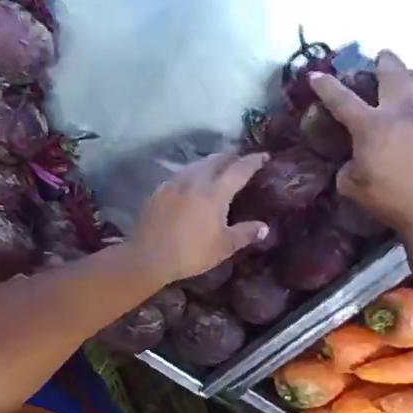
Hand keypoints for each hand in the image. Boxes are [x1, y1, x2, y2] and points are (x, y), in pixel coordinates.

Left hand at [128, 152, 269, 283]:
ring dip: (210, 162)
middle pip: (216, 160)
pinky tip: (190, 181)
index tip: (264, 156)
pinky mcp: (158, 190)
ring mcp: (174, 183)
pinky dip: (191, 173)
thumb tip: (264, 227)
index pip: (239, 169)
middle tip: (240, 158)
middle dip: (231, 157)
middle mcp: (195, 181)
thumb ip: (245, 233)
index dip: (253, 161)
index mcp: (215, 192)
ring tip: (217, 166)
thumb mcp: (223, 247)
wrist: (147, 256)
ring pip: (196, 165)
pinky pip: (179, 174)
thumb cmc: (190, 253)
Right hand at [310, 51, 412, 233]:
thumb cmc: (395, 202)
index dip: (326, 86)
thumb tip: (353, 163)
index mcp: (372, 126)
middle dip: (385, 61)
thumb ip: (348, 170)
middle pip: (394, 74)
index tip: (316, 75)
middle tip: (382, 56)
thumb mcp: (354, 189)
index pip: (342, 100)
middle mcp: (405, 110)